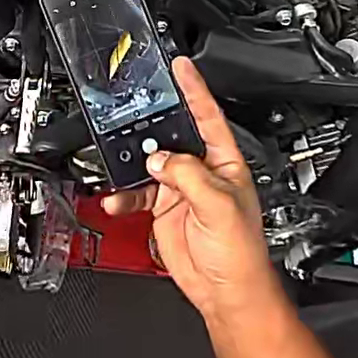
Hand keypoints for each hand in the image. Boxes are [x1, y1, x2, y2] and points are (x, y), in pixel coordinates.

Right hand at [102, 58, 281, 324]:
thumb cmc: (240, 253)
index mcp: (222, 160)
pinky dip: (123, 194)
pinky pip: (136, 191)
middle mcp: (200, 168)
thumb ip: (188, 175)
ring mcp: (179, 186)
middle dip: (152, 127)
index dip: (194, 88)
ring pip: (149, 161)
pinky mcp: (162, 206)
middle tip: (134, 119)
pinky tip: (117, 199)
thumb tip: (160, 159)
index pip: (207, 114)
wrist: (225, 293)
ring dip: (133, 164)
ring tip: (124, 168)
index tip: (181, 64)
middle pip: (171, 134)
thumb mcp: (219, 205)